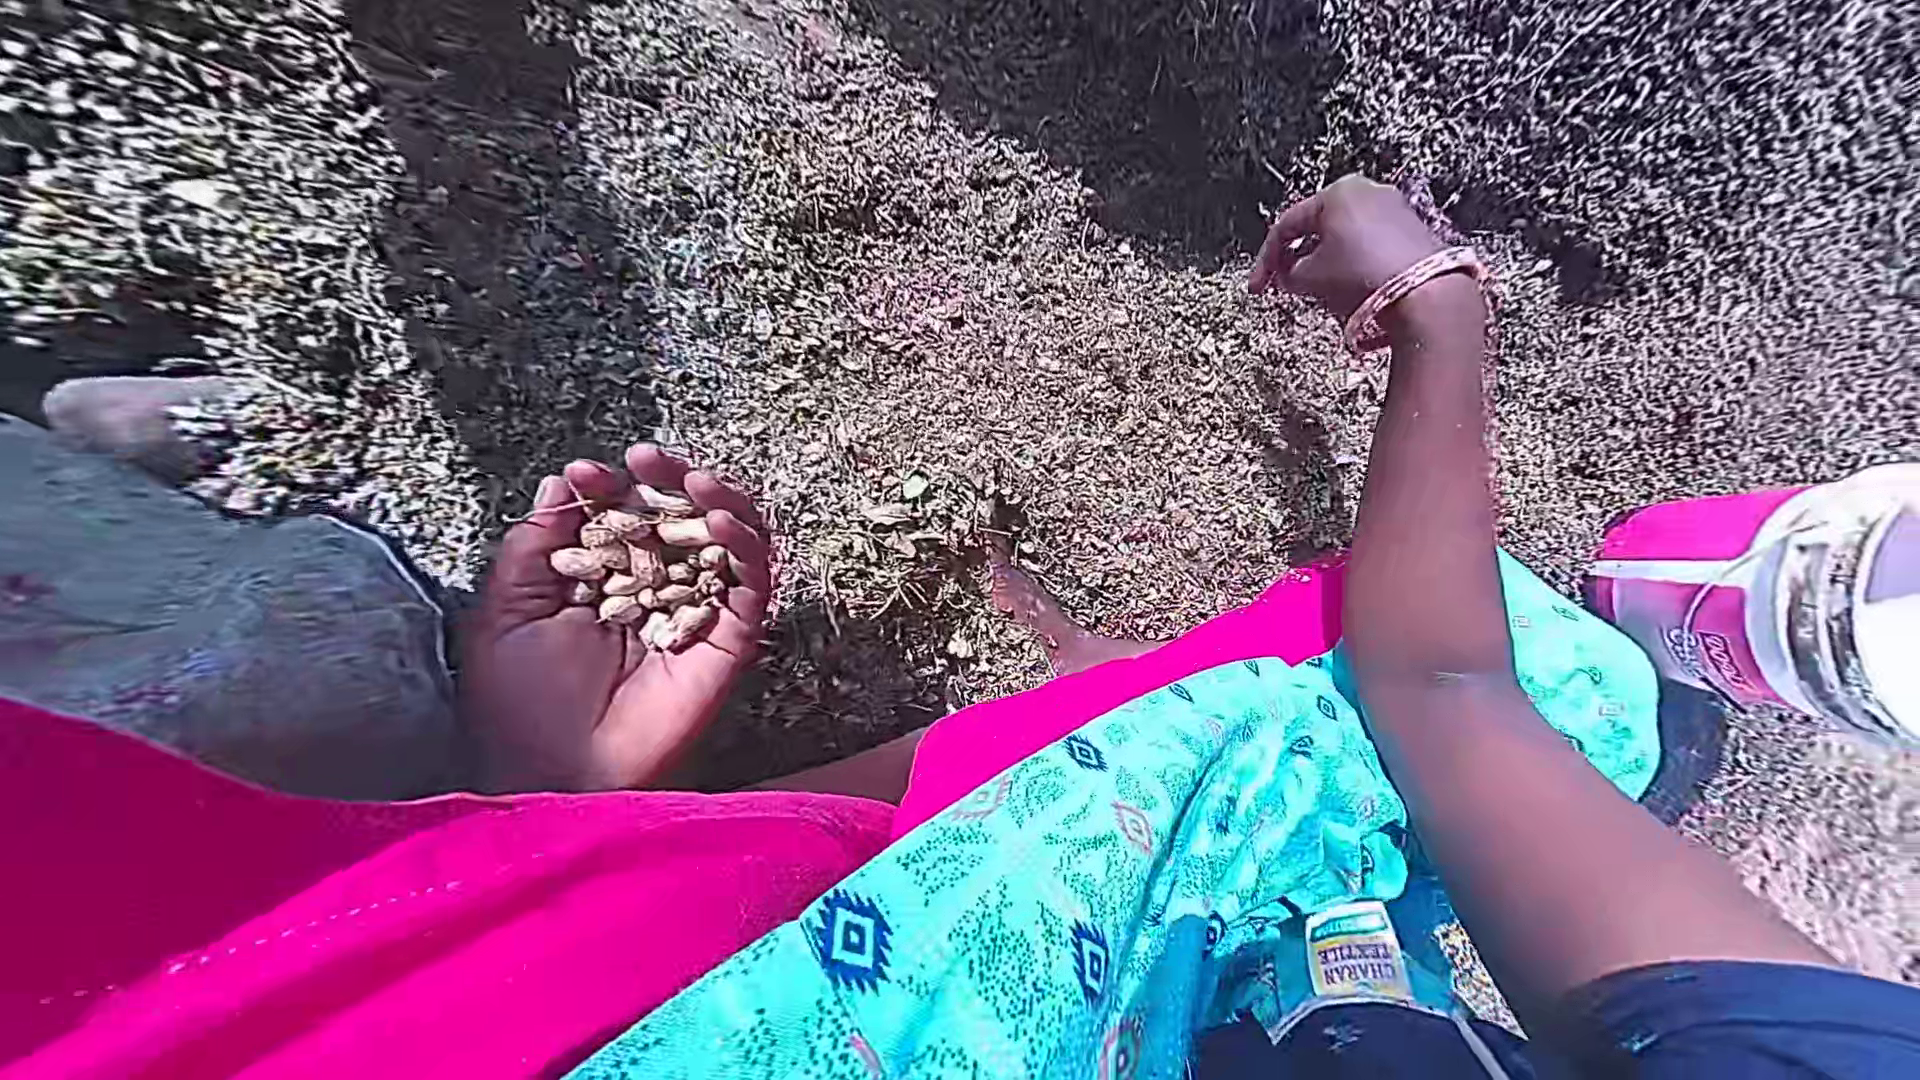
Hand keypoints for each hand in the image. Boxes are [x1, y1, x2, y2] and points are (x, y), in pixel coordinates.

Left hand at [458, 444, 773, 791]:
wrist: (559, 774)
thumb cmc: (523, 704)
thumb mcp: (505, 614)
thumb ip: (534, 548)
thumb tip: (564, 483)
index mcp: (613, 579)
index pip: (629, 516)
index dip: (615, 487)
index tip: (589, 473)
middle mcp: (665, 587)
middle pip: (688, 519)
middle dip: (673, 480)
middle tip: (649, 457)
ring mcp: (703, 609)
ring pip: (732, 541)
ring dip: (721, 502)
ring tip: (695, 480)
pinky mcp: (733, 636)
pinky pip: (754, 583)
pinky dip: (746, 548)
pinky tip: (720, 521)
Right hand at [1248, 174, 1444, 318]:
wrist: (1419, 292)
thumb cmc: (1358, 276)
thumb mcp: (1307, 278)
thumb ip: (1287, 274)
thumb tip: (1288, 274)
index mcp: (1336, 193)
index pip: (1285, 227)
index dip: (1264, 261)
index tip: (1256, 288)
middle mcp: (1366, 191)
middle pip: (1313, 228)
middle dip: (1293, 258)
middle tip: (1280, 284)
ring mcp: (1391, 208)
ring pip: (1338, 235)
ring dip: (1318, 261)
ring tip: (1309, 288)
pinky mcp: (1407, 228)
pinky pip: (1362, 242)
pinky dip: (1344, 261)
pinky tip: (1339, 284)